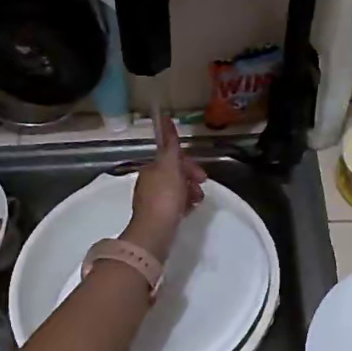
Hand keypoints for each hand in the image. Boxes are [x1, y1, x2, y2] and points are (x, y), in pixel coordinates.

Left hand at [126, 114, 207, 255]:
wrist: (154, 233)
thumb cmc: (164, 198)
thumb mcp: (170, 167)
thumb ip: (170, 145)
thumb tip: (163, 117)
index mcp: (151, 170)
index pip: (172, 159)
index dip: (189, 164)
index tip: (202, 175)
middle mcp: (149, 183)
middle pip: (175, 175)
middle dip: (191, 179)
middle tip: (202, 189)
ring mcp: (152, 201)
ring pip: (176, 190)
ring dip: (190, 193)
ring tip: (197, 203)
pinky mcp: (157, 217)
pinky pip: (174, 205)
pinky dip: (184, 205)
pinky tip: (190, 211)